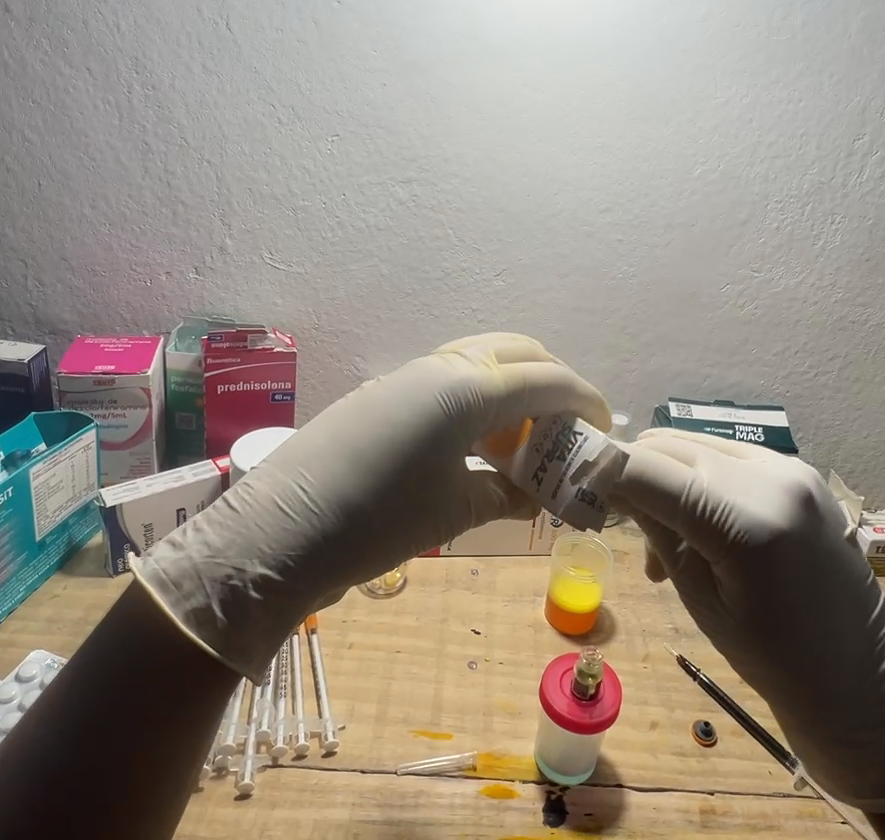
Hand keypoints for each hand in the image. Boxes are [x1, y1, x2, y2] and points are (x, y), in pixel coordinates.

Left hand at [134, 332, 609, 680]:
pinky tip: (475, 439)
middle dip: (551, 379)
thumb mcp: (455, 510)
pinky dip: (478, 395)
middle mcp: (441, 367)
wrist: (281, 533)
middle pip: (517, 351)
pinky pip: (448, 377)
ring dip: (512, 384)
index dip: (583, 399)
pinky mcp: (383, 393)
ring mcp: (408, 375)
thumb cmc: (381, 522)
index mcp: (469, 390)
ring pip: (480, 359)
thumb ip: (507, 491)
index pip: (547, 379)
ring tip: (521, 434)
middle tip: (564, 423)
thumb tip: (538, 492)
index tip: (603, 426)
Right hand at [615, 429, 884, 811]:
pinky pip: (728, 458)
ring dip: (663, 475)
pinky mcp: (799, 472)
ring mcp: (790, 468)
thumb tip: (609, 488)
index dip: (600, 473)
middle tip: (605, 513)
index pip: (646, 470)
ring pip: (696, 445)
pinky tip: (696, 524)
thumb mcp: (701, 600)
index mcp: (744, 521)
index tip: (570, 486)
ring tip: (656, 536)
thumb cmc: (775, 662)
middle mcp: (770, 477)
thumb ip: (657, 533)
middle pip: (669, 447)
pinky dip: (698, 478)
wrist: (864, 681)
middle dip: (629, 472)